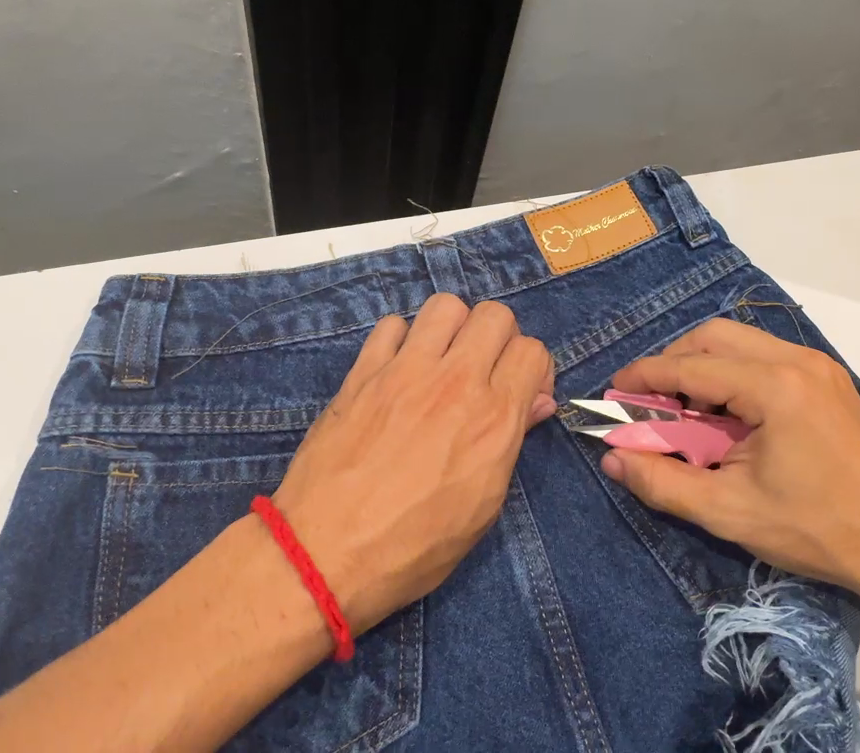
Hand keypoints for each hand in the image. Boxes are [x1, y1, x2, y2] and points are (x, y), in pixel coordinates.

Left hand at [272, 294, 555, 631]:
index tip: (522, 392)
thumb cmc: (413, 547)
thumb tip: (535, 402)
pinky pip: (391, 325)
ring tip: (443, 360)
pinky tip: (398, 368)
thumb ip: (512, 441)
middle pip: (495, 316)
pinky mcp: (363, 372)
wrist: (324, 553)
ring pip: (446, 306)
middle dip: (500, 338)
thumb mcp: (482, 507)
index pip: (532, 352)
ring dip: (453, 328)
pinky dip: (402, 339)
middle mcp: (455, 381)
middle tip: (486, 370)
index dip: (533, 370)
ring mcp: (405, 370)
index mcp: (493, 418)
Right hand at [599, 318, 859, 601]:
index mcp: (776, 387)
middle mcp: (798, 361)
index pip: (693, 365)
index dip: (647, 376)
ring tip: (687, 410)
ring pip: (743, 341)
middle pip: (717, 336)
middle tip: (651, 401)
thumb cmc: (813, 530)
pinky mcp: (829, 379)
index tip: (614, 391)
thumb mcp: (728, 511)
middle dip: (675, 361)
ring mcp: (819, 366)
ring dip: (705, 364)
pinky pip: (767, 356)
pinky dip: (735, 372)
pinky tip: (728, 413)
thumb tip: (612, 457)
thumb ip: (663, 481)